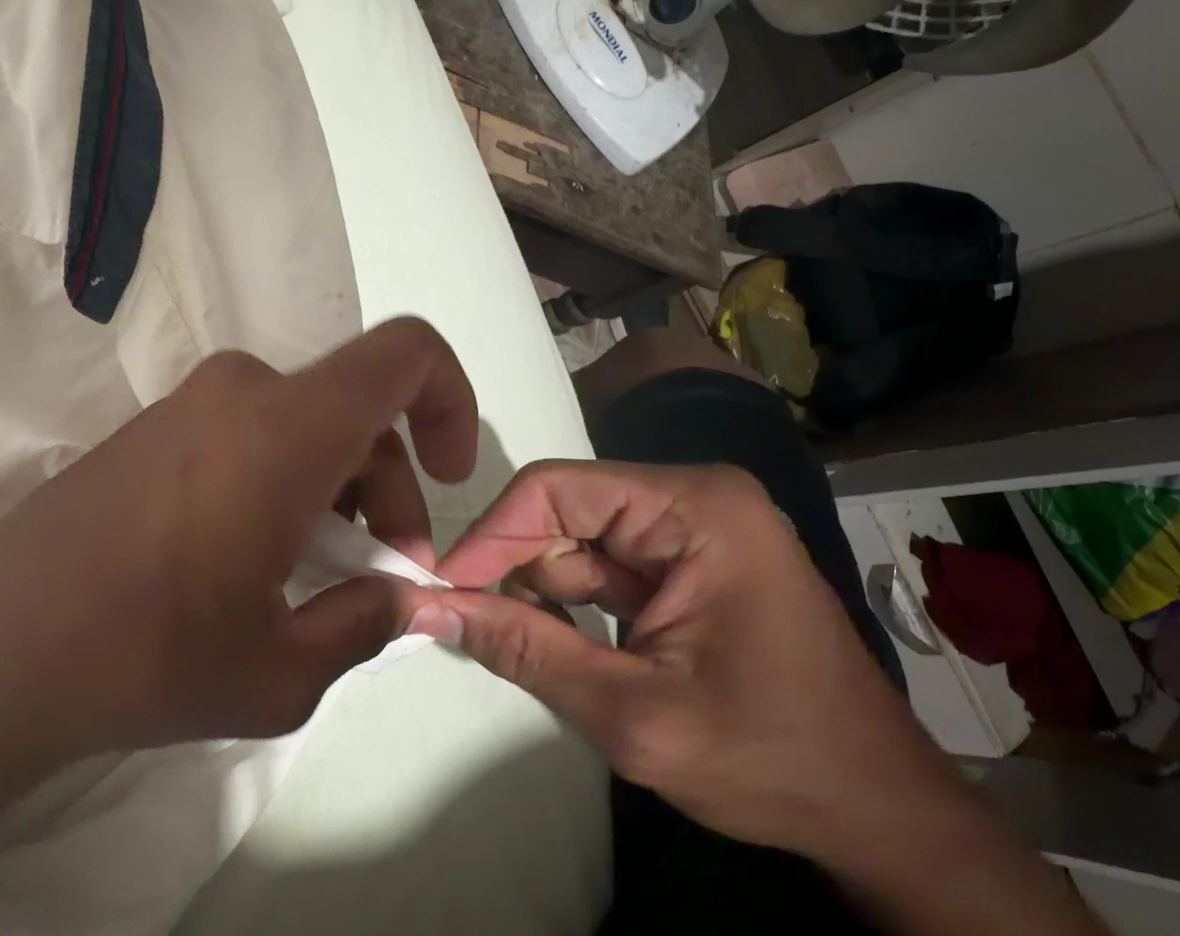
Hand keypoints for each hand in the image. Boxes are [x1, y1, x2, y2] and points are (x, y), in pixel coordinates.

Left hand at [0, 317, 477, 764]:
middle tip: (375, 581)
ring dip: (328, 493)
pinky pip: (239, 438)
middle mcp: (233, 394)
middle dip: (385, 488)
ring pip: (295, 427)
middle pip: (352, 409)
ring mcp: (177, 410)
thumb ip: (364, 623)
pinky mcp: (139, 437)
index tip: (447, 477)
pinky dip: (273, 486)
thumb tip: (402, 598)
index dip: (452, 402)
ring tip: (309, 586)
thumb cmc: (150, 658)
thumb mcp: (283, 670)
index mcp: (284, 429)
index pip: (404, 355)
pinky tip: (246, 568)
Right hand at [407, 460, 956, 858]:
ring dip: (534, 591)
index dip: (488, 535)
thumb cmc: (769, 761)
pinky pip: (600, 567)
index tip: (438, 590)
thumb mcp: (631, 713)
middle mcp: (694, 501)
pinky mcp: (687, 567)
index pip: (554, 489)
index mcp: (697, 510)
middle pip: (562, 511)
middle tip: (456, 620)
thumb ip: (523, 650)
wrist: (878, 816)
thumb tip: (426, 606)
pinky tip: (546, 641)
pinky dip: (564, 604)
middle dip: (508, 566)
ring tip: (505, 642)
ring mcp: (693, 533)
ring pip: (573, 541)